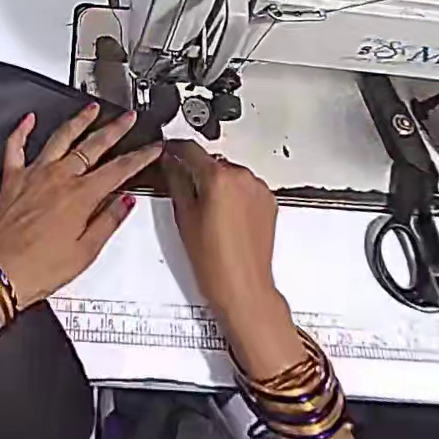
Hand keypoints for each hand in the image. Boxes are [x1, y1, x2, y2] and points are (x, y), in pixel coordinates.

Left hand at [0, 104, 161, 308]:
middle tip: (128, 117)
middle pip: (94, 144)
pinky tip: (29, 119)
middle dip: (116, 128)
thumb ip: (108, 222)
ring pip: (61, 137)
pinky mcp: (13, 178)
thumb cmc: (38, 269)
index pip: (119, 169)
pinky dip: (22, 130)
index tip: (152, 148)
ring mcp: (35, 174)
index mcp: (81, 196)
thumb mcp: (85, 253)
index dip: (140, 156)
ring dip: (79, 120)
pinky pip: (16, 147)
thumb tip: (126, 201)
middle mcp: (59, 177)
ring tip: (91, 108)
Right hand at [162, 141, 300, 375]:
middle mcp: (242, 177)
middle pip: (213, 162)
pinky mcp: (269, 200)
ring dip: (219, 183)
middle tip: (188, 194)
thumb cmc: (214, 262)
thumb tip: (170, 161)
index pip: (191, 149)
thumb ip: (176, 180)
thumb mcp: (184, 216)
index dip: (176, 149)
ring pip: (230, 173)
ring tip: (210, 213)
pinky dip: (236, 194)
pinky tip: (227, 217)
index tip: (169, 151)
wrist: (244, 289)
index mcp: (219, 177)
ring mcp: (258, 188)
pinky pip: (246, 186)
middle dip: (199, 172)